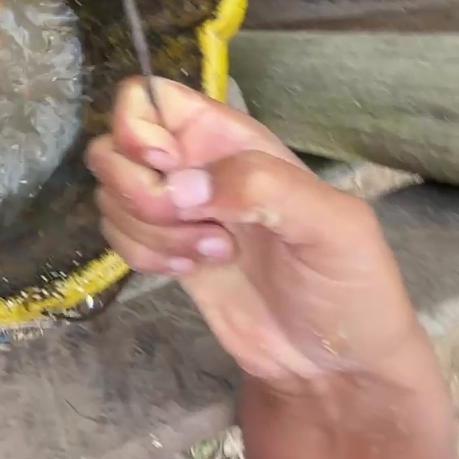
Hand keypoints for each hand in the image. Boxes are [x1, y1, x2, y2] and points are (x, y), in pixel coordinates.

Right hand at [86, 78, 431, 393]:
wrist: (329, 362)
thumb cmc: (348, 285)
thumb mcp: (334, 226)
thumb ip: (264, 187)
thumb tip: (181, 187)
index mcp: (228, 137)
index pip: (147, 96)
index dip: (139, 126)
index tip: (167, 165)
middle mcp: (188, 163)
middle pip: (110, 147)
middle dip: (138, 190)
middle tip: (191, 219)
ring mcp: (169, 207)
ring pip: (110, 195)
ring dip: (149, 232)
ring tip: (212, 252)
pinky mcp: (155, 246)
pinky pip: (113, 235)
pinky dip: (141, 256)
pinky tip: (190, 269)